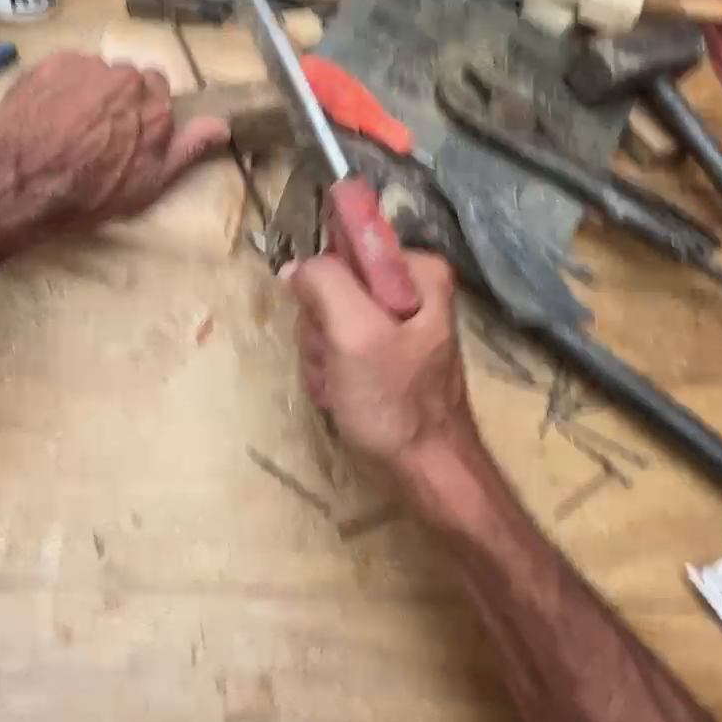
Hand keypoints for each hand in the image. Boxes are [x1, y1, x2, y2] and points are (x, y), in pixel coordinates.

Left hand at [0, 52, 229, 226]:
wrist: (21, 182)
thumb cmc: (88, 193)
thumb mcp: (148, 184)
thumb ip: (187, 148)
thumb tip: (223, 124)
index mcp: (156, 107)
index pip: (159, 91)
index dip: (144, 112)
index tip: (128, 133)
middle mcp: (127, 79)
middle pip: (129, 79)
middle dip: (119, 98)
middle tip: (97, 131)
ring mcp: (88, 67)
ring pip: (97, 72)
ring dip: (89, 90)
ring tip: (67, 124)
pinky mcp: (52, 63)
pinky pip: (67, 68)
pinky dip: (61, 85)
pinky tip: (48, 113)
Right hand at [288, 252, 476, 473]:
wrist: (425, 473)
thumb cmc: (395, 405)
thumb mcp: (355, 334)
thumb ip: (325, 284)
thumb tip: (296, 266)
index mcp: (417, 271)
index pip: (345, 248)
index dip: (326, 285)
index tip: (331, 322)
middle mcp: (409, 290)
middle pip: (332, 286)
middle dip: (321, 329)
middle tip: (336, 360)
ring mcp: (393, 325)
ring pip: (326, 319)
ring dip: (321, 355)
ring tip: (339, 385)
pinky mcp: (380, 355)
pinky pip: (334, 346)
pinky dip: (328, 373)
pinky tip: (339, 394)